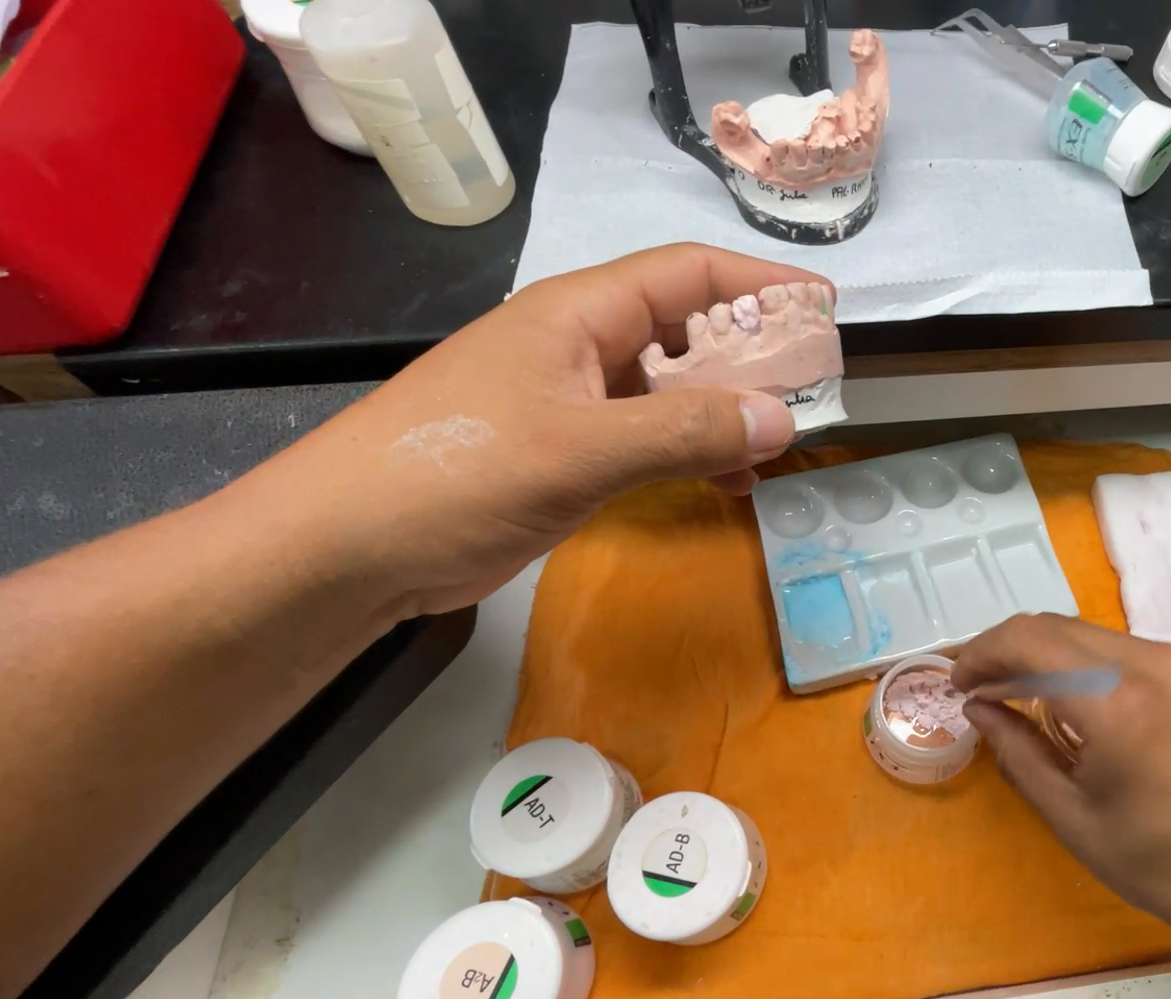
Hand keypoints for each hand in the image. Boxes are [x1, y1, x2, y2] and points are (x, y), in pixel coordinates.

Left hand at [232, 244, 824, 617]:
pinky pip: (650, 438)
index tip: (823, 306)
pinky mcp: (567, 452)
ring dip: (726, 411)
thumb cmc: (455, 476)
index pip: (687, 274)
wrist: (347, 552)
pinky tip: (729, 484)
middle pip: (686, 329)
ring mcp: (573, 402)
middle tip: (813, 385)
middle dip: (752, 352)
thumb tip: (782, 420)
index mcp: (578, 315)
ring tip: (777, 443)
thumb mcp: (580, 449)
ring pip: (672, 390)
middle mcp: (580, 347)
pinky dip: (694, 454)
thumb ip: (684, 432)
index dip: (758, 282)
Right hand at [952, 615, 1170, 945]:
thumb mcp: (1075, 820)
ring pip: (1095, 633)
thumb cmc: (1169, 866)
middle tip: (982, 687)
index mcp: (1120, 704)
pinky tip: (1088, 702)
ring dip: (1051, 654)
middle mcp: (1158, 662)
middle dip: (1008, 649)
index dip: (982, 653)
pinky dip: (1094, 663)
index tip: (959, 681)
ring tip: (1028, 695)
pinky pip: (1133, 649)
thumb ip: (1017, 752)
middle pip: (1057, 626)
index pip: (1029, 642)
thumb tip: (978, 707)